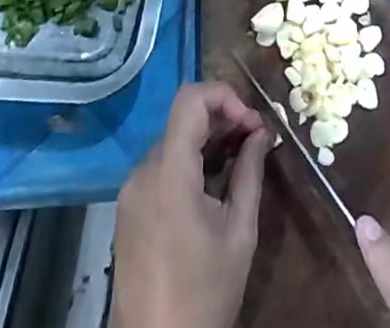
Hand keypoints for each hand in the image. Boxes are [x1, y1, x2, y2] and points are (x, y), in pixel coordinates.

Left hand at [111, 82, 271, 327]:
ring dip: (209, 138)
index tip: (253, 124)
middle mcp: (142, 173)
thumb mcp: (240, 231)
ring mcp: (131, 190)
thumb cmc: (205, 293)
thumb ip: (250, 172)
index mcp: (168, 176)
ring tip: (241, 159)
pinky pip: (163, 163)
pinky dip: (191, 158)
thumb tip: (261, 132)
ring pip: (174, 139)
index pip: (190, 100)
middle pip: (183, 118)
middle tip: (257, 140)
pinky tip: (215, 180)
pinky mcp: (129, 206)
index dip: (225, 96)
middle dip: (224, 119)